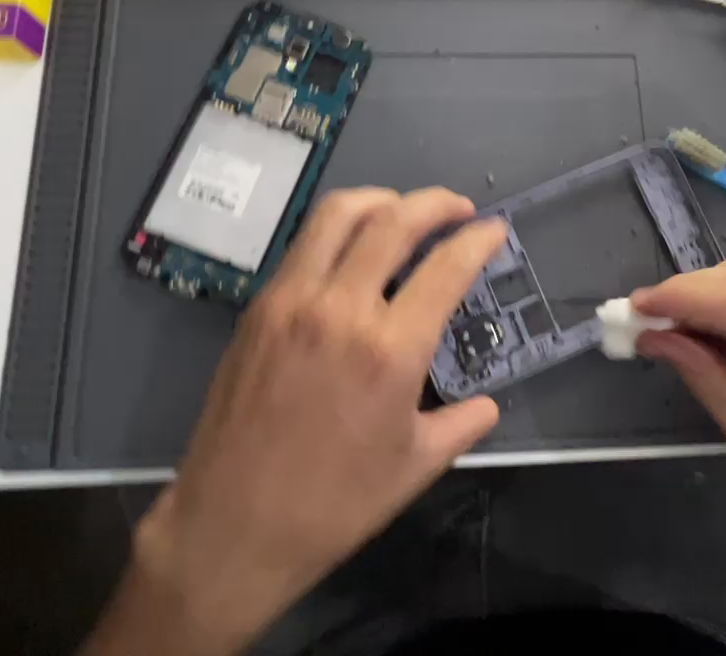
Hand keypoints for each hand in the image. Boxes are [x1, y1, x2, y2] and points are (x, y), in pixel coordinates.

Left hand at [92, 188, 507, 655]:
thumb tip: (487, 404)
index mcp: (389, 350)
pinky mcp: (259, 306)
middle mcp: (340, 308)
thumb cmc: (333, 505)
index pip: (445, 268)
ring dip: (380, 199)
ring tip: (403, 210)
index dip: (477, 240)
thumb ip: (461, 424)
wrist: (232, 525)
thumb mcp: (414, 467)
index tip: (492, 230)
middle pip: (393, 221)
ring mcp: (292, 300)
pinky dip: (337, 229)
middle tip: (456, 207)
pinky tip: (352, 248)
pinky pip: (303, 244)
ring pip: (338, 214)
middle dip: (434, 202)